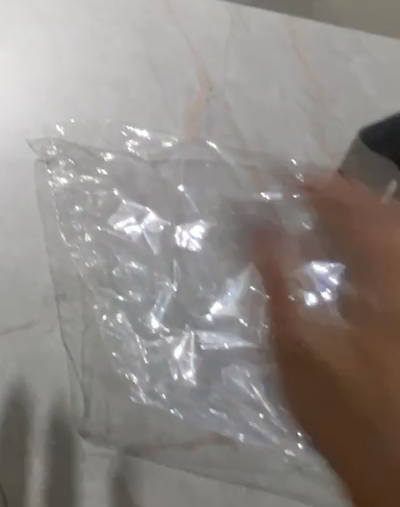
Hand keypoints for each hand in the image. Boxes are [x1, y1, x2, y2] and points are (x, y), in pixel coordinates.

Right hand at [254, 175, 399, 506]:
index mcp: (384, 292)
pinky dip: (379, 255)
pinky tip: (356, 257)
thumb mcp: (294, 340)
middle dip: (360, 204)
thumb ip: (278, 275)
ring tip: (338, 213)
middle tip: (317, 186)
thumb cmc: (335, 401)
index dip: (333, 195)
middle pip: (395, 236)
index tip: (298, 175)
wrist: (396, 466)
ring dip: (373, 227)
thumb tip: (257, 221)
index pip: (365, 225)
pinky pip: (399, 277)